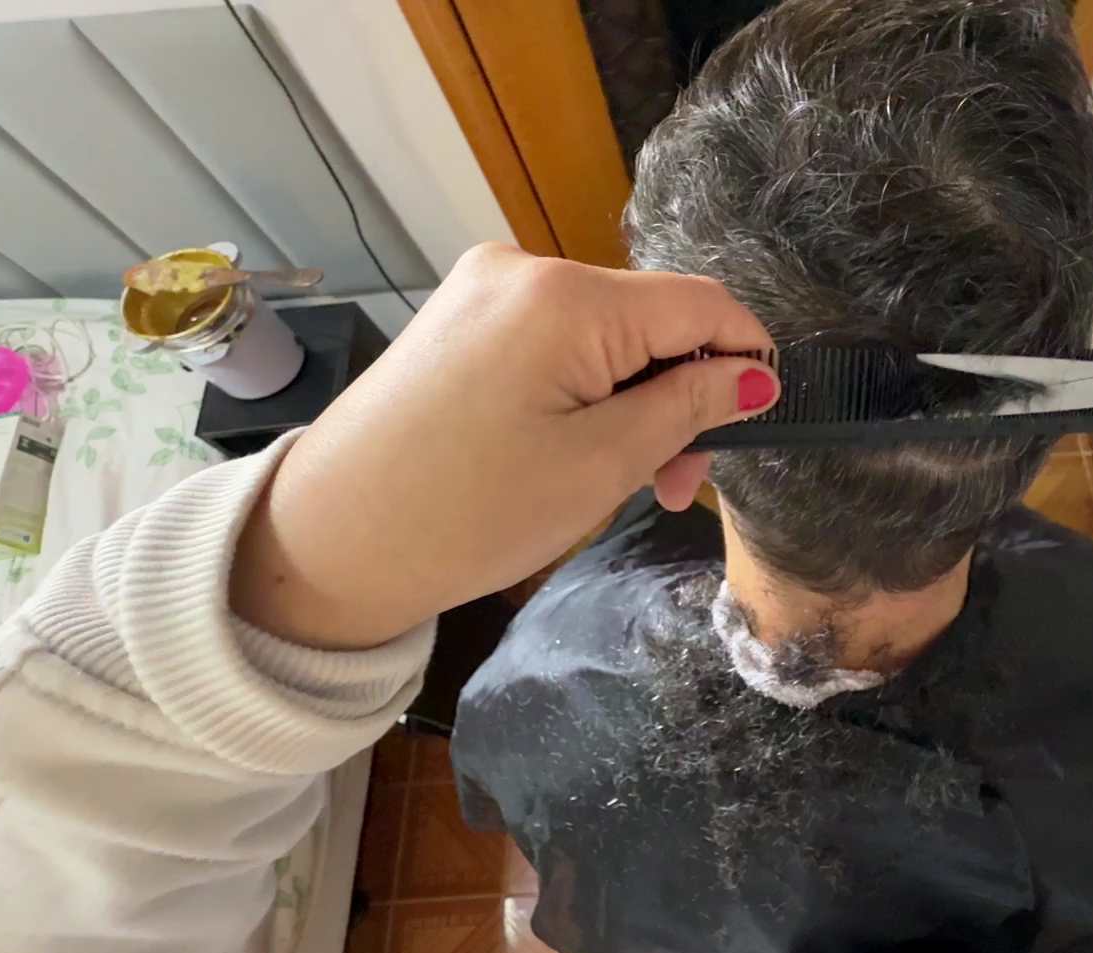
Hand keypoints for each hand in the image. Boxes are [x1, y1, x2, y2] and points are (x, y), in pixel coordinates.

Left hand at [229, 244, 778, 648]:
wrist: (329, 543)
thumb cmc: (474, 514)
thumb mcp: (603, 464)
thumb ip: (690, 406)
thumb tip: (757, 378)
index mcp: (565, 298)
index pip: (699, 303)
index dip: (746, 354)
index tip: (764, 416)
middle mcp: (524, 269)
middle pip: (650, 322)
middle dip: (682, 396)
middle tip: (682, 483)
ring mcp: (486, 291)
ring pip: (607, 338)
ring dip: (638, 403)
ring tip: (634, 478)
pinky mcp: (465, 322)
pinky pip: (560, 346)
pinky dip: (591, 394)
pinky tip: (583, 447)